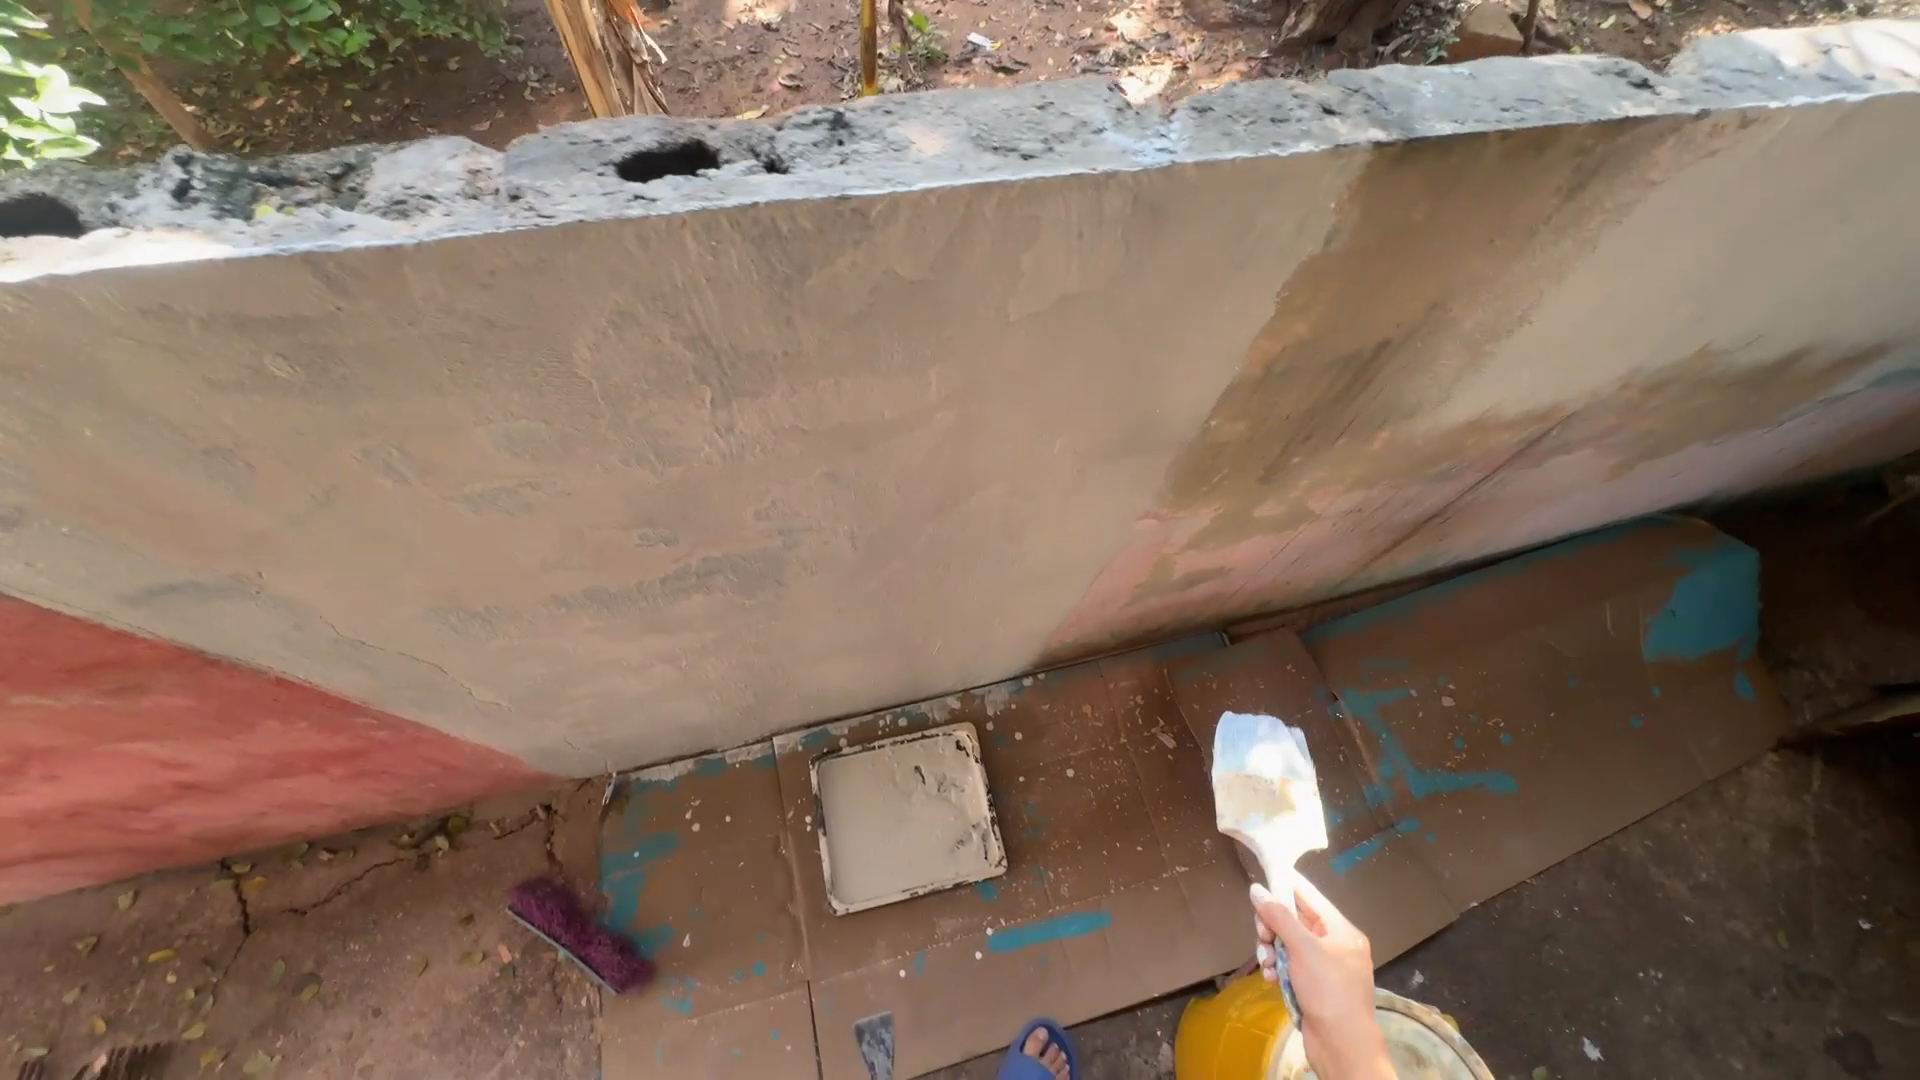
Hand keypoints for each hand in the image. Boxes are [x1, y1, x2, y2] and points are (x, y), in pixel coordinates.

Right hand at [1251, 875, 1394, 1079]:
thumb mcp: (1302, 949)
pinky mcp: (1313, 985)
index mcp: (1341, 930)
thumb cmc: (1329, 992)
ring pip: (1287, 942)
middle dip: (1272, 927)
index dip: (1283, 886)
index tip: (1259, 883)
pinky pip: (1289, 964)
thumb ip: (1279, 916)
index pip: (1308, 895)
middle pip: (1294, 919)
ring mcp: (1324, 966)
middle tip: (1262, 938)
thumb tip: (1257, 889)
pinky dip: (1276, 967)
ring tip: (1265, 964)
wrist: (1343, 1049)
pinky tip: (1270, 978)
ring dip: (1271, 949)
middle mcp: (1334, 944)